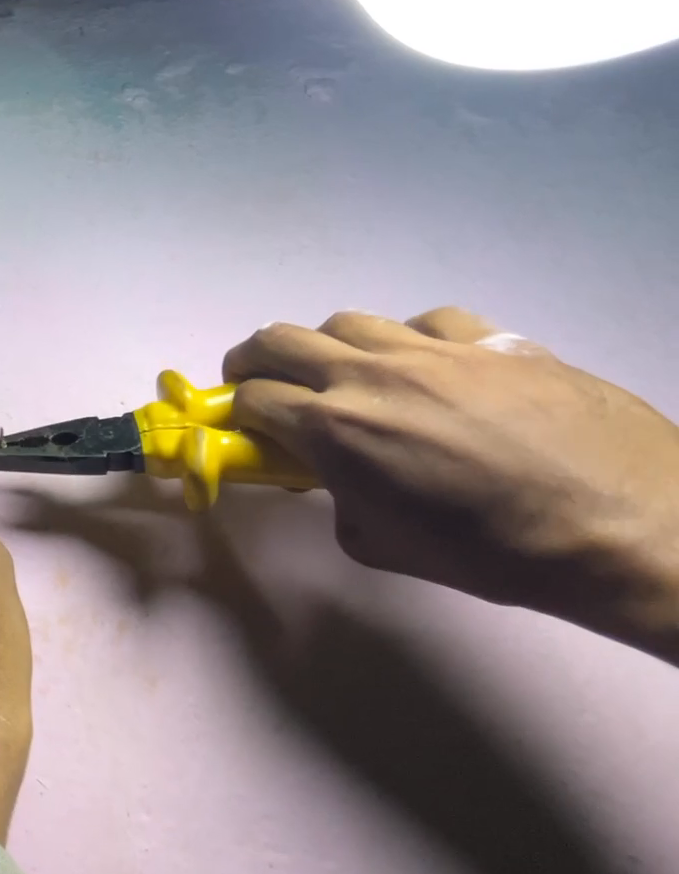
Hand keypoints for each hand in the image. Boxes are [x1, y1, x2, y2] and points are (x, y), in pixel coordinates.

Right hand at [224, 307, 678, 655]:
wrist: (636, 530)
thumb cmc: (494, 552)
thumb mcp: (378, 542)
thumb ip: (333, 497)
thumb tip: (329, 476)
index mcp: (332, 427)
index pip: (250, 397)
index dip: (238, 413)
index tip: (248, 430)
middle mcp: (369, 375)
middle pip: (276, 340)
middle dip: (252, 361)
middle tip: (260, 384)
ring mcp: (434, 352)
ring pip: (346, 322)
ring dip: (326, 348)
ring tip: (347, 376)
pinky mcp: (495, 342)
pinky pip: (427, 322)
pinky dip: (409, 340)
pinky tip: (429, 369)